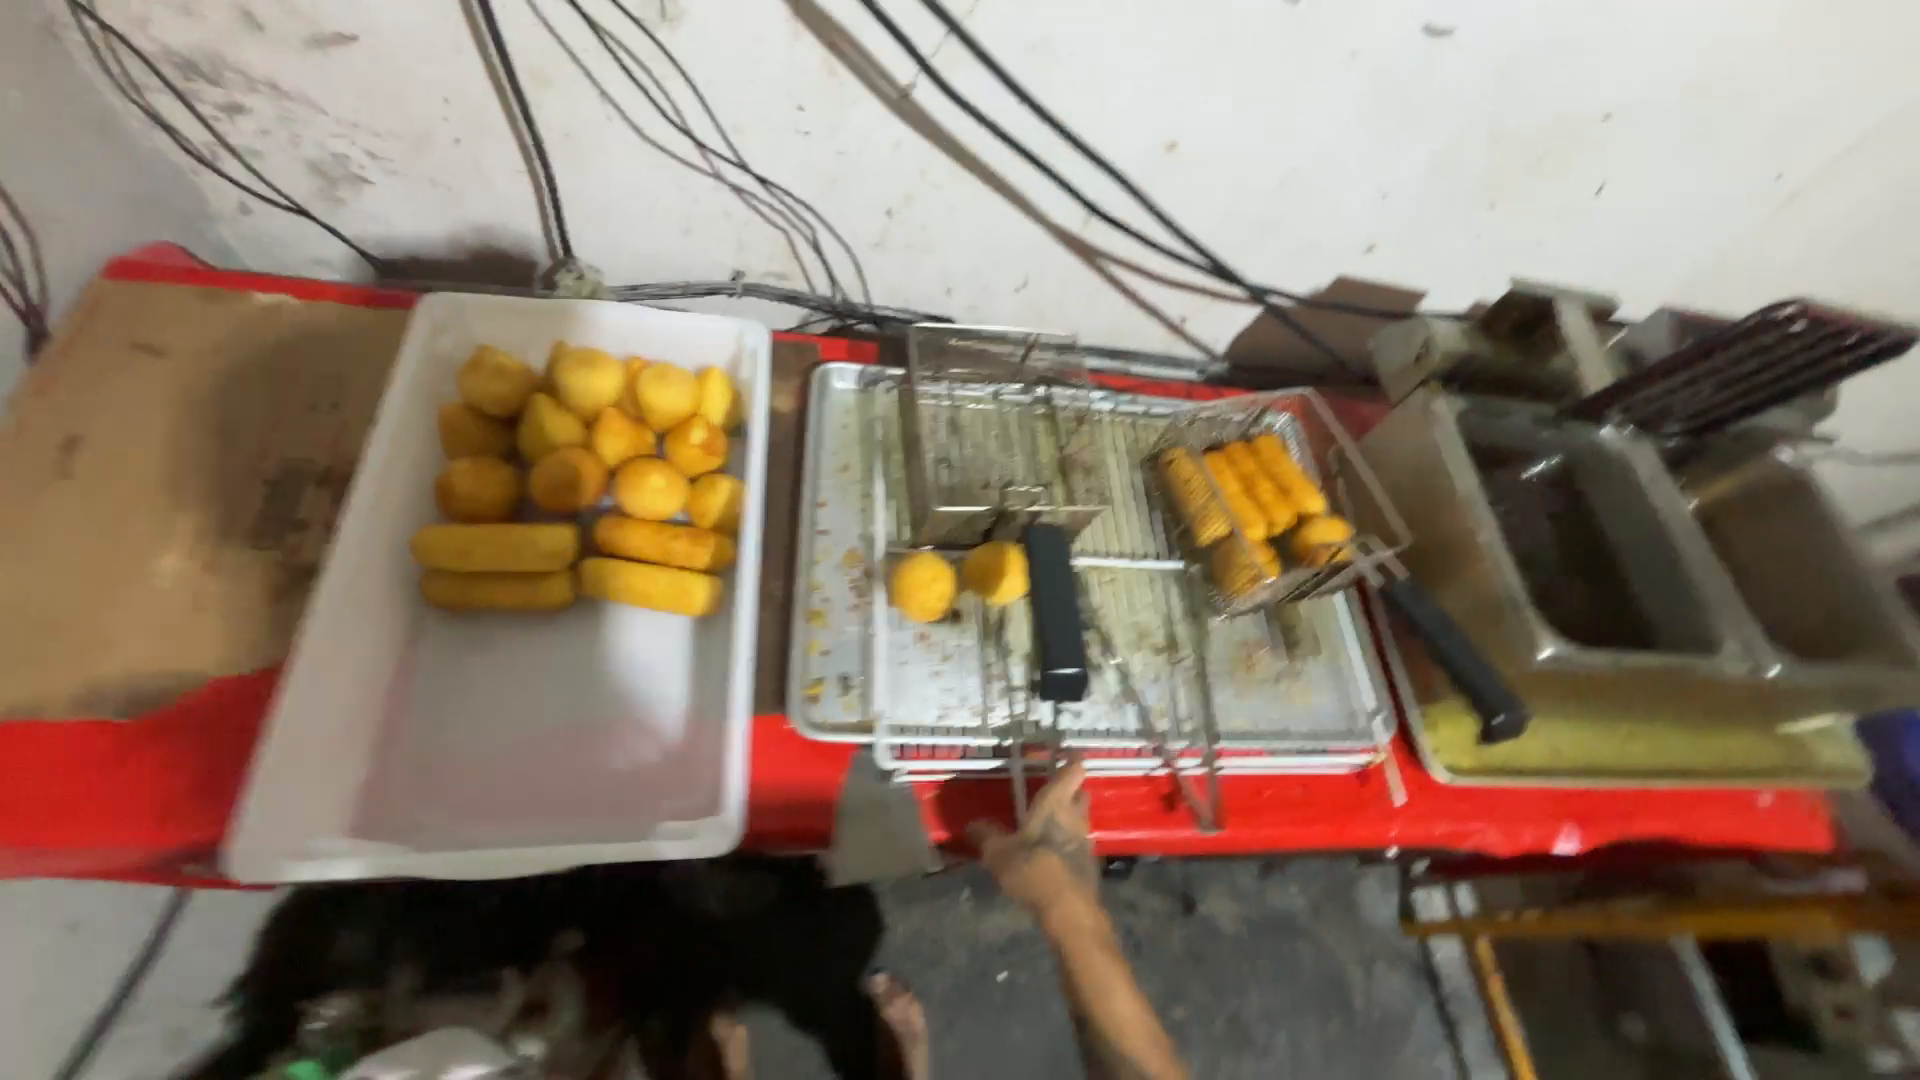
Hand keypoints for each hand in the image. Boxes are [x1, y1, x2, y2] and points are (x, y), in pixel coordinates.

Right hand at [967, 761, 1098, 917]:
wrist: (1069, 910)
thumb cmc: (1033, 868)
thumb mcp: (998, 852)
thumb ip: (986, 835)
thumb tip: (972, 824)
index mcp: (1056, 802)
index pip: (1073, 771)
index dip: (1071, 760)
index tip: (1066, 753)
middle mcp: (1075, 815)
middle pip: (1080, 793)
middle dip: (1071, 789)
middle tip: (1053, 790)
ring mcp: (1086, 840)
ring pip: (1080, 819)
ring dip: (1070, 817)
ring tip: (1049, 822)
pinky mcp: (1089, 864)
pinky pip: (1079, 843)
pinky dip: (1069, 842)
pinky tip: (1053, 852)